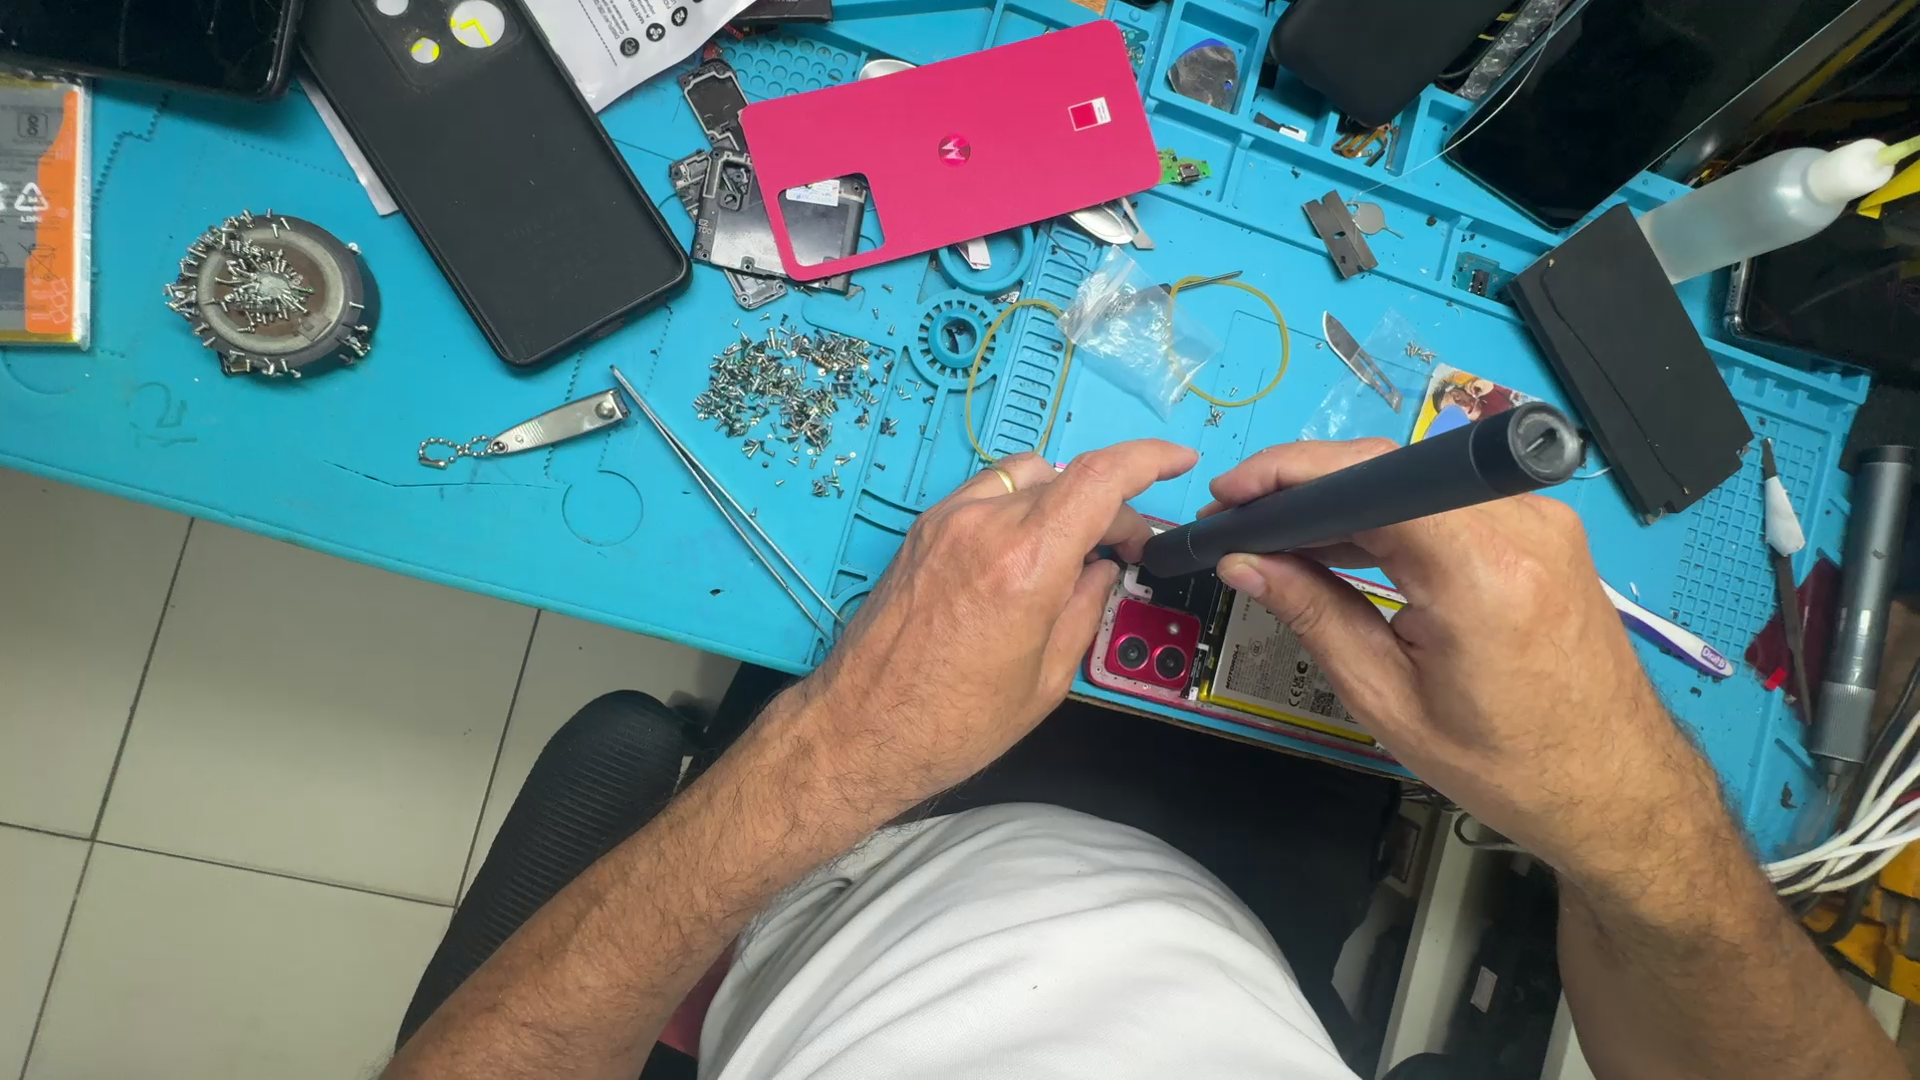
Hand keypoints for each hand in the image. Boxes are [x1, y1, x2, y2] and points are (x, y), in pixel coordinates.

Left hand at [790, 441, 1197, 809]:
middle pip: (1067, 475)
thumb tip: (1103, 567)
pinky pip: (985, 493)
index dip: (1149, 459)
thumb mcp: (1045, 678)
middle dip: (1110, 502)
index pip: (1100, 478)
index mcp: (1025, 563)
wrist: (860, 728)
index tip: (1177, 461)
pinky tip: (1023, 547)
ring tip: (1072, 545)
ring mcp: (945, 521)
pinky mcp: (921, 529)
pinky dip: (1019, 504)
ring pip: (1025, 475)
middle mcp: (983, 525)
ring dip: (1062, 497)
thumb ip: (1084, 608)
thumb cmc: (955, 722)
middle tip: (1124, 546)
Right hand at [1206, 439, 1721, 885]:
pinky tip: (1332, 545)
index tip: (1229, 498)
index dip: (1285, 474)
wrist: (1617, 791)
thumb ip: (1311, 614)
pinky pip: (1434, 502)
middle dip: (1296, 487)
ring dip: (1331, 503)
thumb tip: (1242, 563)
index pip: (1364, 479)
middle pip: (1380, 469)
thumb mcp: (1382, 695)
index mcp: (1478, 571)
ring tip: (1270, 537)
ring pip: (1404, 480)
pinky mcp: (1533, 532)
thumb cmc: (1500, 761)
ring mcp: (1534, 521)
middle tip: (1234, 522)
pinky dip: (1375, 517)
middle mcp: (1517, 524)